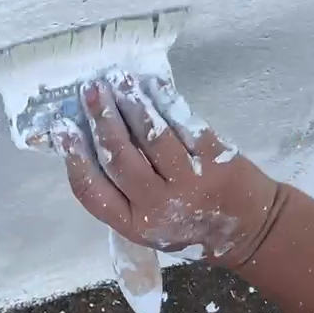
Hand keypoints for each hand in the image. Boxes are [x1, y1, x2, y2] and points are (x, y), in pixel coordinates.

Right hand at [52, 72, 286, 266]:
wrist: (251, 232)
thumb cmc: (188, 226)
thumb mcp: (146, 223)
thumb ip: (119, 191)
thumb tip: (88, 140)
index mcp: (134, 224)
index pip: (92, 191)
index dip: (74, 157)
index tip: (62, 128)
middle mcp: (158, 206)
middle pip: (119, 156)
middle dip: (101, 118)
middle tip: (90, 90)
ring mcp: (189, 182)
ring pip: (150, 135)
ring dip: (129, 103)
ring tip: (117, 81)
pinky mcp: (215, 161)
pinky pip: (183, 124)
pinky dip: (164, 101)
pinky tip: (150, 86)